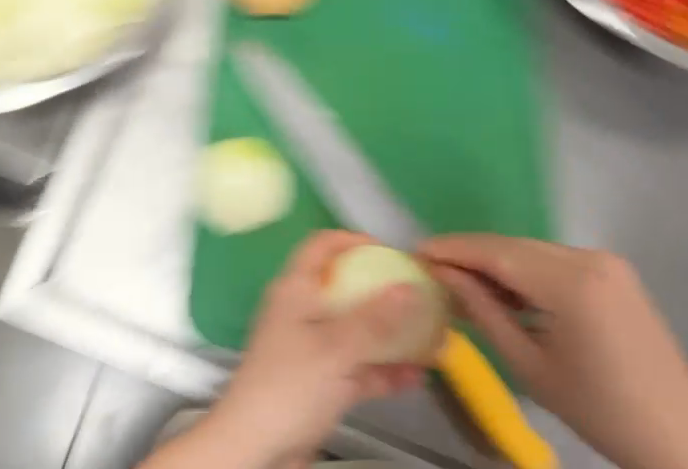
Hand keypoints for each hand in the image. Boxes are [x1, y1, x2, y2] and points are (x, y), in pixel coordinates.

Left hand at [206, 231, 426, 466]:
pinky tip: (418, 375)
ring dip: (391, 334)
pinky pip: (358, 366)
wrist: (255, 447)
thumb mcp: (336, 348)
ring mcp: (312, 347)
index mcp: (296, 289)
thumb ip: (375, 319)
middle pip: (345, 288)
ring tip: (432, 337)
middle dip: (383, 292)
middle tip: (421, 296)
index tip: (392, 252)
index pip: (322, 245)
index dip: (354, 241)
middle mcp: (303, 312)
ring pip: (356, 330)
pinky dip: (384, 369)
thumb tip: (411, 287)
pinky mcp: (321, 382)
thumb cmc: (290, 386)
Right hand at [418, 236, 687, 468]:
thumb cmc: (599, 410)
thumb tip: (443, 276)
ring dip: (498, 263)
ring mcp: (607, 262)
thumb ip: (483, 311)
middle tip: (432, 270)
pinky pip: (555, 260)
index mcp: (572, 283)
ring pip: (533, 251)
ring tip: (463, 284)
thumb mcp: (529, 365)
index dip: (453, 249)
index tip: (416, 253)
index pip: (497, 252)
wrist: (680, 437)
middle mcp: (590, 258)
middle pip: (514, 246)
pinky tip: (506, 292)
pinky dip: (526, 271)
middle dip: (471, 254)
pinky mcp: (615, 272)